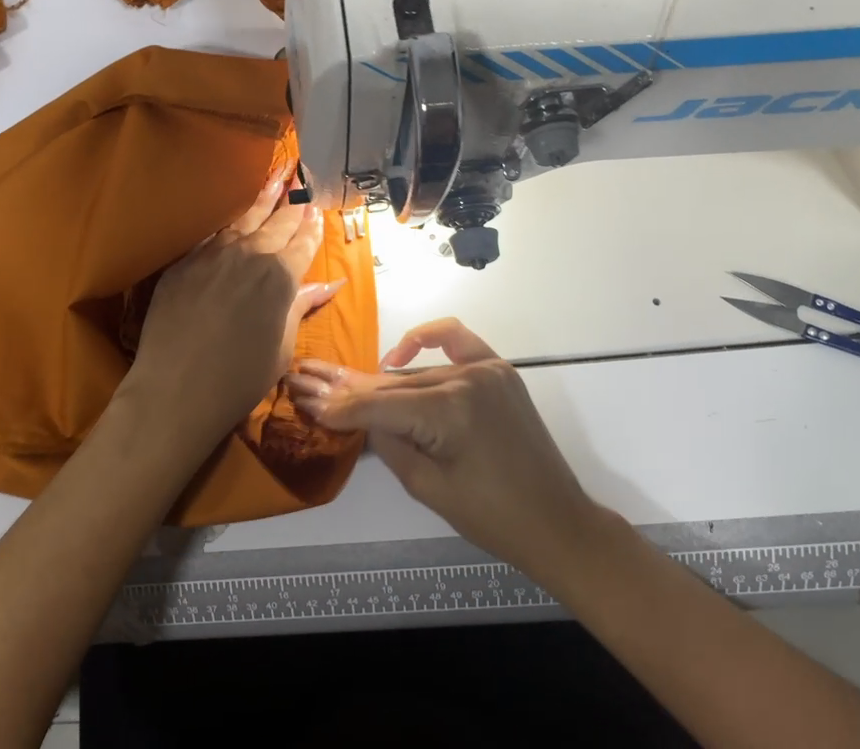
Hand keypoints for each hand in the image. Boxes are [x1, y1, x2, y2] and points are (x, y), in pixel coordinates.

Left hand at [123, 164, 341, 441]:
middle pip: (276, 223)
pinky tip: (232, 213)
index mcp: (280, 277)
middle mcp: (249, 255)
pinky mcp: (183, 262)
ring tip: (275, 176)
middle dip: (291, 204)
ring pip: (242, 218)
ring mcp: (212, 254)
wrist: (177, 387)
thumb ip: (299, 306)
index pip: (302, 243)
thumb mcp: (282, 346)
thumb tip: (329, 284)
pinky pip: (210, 234)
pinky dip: (227, 220)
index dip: (312, 227)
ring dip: (261, 198)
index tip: (317, 211)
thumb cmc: (240, 378)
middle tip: (300, 181)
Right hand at [285, 319, 601, 568]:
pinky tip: (400, 351)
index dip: (339, 406)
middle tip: (307, 383)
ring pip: (418, 373)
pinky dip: (428, 338)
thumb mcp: (426, 486)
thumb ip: (388, 442)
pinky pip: (457, 341)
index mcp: (449, 410)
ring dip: (382, 382)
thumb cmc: (491, 517)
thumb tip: (362, 417)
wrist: (556, 521)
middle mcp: (466, 379)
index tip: (303, 401)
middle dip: (349, 391)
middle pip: (394, 385)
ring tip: (341, 381)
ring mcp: (486, 371)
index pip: (379, 404)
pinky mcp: (499, 372)